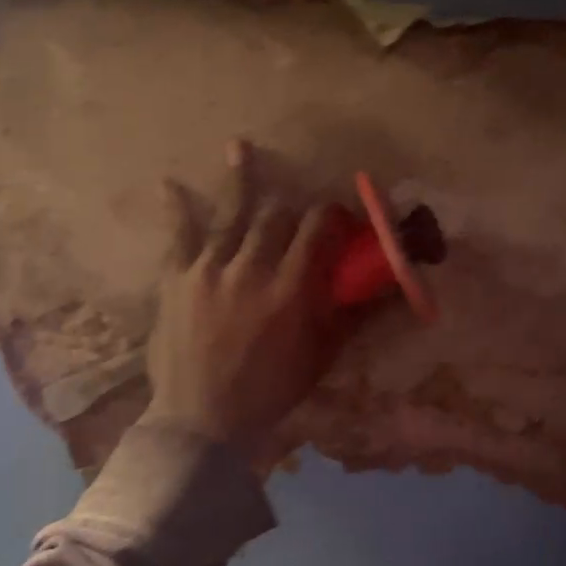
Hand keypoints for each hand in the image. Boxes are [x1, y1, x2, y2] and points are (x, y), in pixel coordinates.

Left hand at [140, 140, 352, 458]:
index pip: (318, 226)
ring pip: (231, 214)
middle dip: (290, 210)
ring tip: (239, 146)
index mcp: (291, 287)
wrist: (200, 419)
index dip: (331, 215)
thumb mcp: (320, 357)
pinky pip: (177, 235)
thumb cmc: (267, 393)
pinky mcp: (175, 279)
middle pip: (276, 216)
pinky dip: (174, 207)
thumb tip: (398, 282)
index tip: (336, 218)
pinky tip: (167, 183)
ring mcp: (209, 269)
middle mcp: (251, 267)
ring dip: (241, 179)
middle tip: (294, 216)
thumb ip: (355, 314)